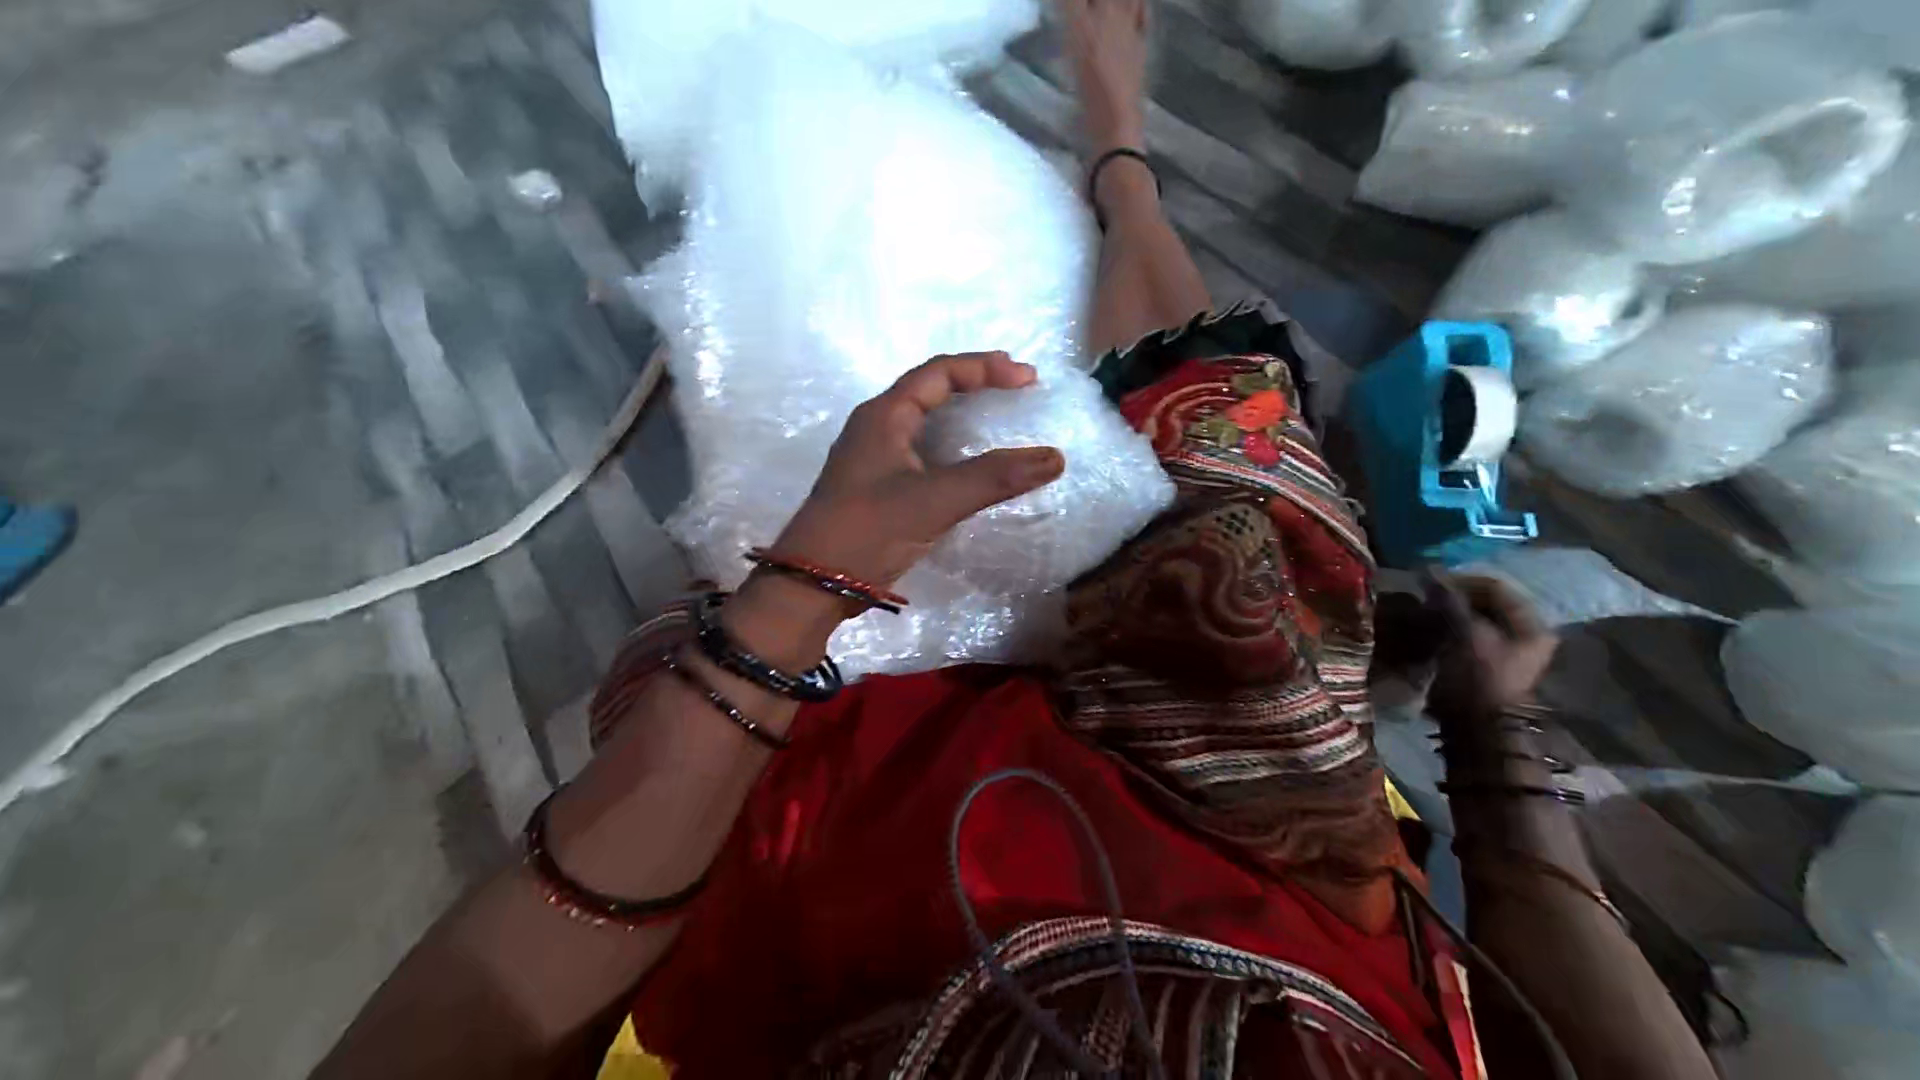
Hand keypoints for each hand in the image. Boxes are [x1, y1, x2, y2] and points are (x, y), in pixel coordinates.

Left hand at [771, 351, 1066, 593]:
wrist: (812, 584)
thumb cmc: (866, 531)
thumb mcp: (934, 500)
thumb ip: (994, 477)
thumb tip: (1055, 457)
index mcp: (884, 416)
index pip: (939, 372)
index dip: (986, 367)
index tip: (1028, 379)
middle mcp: (876, 427)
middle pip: (931, 389)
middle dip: (976, 383)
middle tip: (1017, 386)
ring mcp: (874, 458)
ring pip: (926, 422)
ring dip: (964, 415)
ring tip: (1000, 417)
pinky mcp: (877, 487)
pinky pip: (922, 452)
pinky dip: (953, 448)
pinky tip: (971, 465)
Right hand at [1425, 575, 1557, 725]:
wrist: (1477, 727)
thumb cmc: (1477, 677)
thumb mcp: (1464, 634)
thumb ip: (1450, 601)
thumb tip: (1429, 572)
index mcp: (1530, 624)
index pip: (1494, 586)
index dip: (1460, 581)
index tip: (1428, 584)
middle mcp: (1526, 632)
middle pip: (1484, 601)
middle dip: (1452, 597)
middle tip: (1423, 599)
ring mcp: (1508, 649)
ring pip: (1474, 617)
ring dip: (1447, 612)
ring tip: (1422, 614)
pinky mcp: (1488, 661)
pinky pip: (1467, 633)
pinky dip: (1448, 627)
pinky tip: (1429, 630)